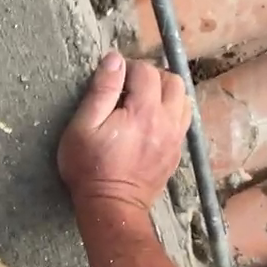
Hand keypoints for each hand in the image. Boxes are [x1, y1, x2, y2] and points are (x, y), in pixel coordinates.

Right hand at [58, 52, 190, 211]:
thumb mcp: (83, 126)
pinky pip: (182, 120)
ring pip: (183, 100)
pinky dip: (169, 111)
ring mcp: (176, 138)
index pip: (147, 71)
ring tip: (140, 101)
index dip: (128, 67)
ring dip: (164, 93)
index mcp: (144, 112)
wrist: (111, 206)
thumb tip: (114, 60)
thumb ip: (102, 90)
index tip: (112, 77)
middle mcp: (167, 122)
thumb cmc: (89, 167)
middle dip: (151, 75)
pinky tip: (148, 120)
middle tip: (127, 86)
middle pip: (173, 81)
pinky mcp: (176, 152)